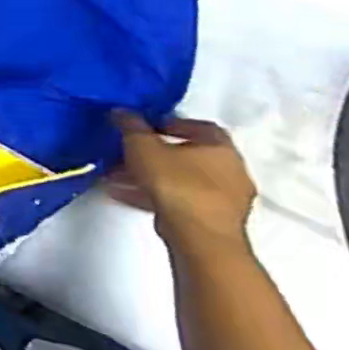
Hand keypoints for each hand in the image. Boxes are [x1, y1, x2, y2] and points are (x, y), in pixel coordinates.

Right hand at [109, 111, 256, 252]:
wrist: (198, 237)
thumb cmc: (175, 182)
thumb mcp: (141, 145)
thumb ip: (130, 125)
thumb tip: (122, 111)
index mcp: (222, 150)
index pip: (202, 127)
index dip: (172, 123)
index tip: (146, 125)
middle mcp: (232, 173)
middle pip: (188, 156)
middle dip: (154, 153)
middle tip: (127, 150)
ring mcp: (226, 201)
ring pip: (181, 180)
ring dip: (150, 175)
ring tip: (116, 175)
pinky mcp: (213, 223)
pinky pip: (180, 201)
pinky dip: (154, 195)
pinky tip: (122, 193)